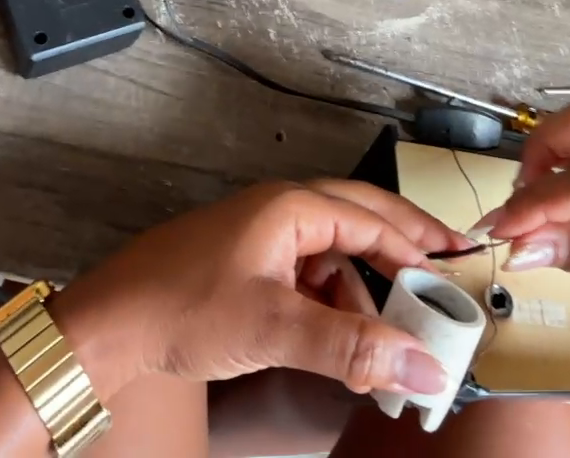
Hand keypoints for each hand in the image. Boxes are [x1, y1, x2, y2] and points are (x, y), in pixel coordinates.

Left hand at [52, 180, 471, 399]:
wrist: (113, 322)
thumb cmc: (181, 305)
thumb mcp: (274, 327)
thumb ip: (350, 346)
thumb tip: (420, 362)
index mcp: (290, 207)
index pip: (372, 220)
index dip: (418, 248)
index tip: (456, 272)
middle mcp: (281, 213)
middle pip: (358, 218)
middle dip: (403, 244)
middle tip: (447, 264)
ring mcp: (264, 239)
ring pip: (333, 257)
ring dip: (363, 295)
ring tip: (389, 341)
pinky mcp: (251, 266)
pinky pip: (307, 278)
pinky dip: (331, 306)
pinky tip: (342, 341)